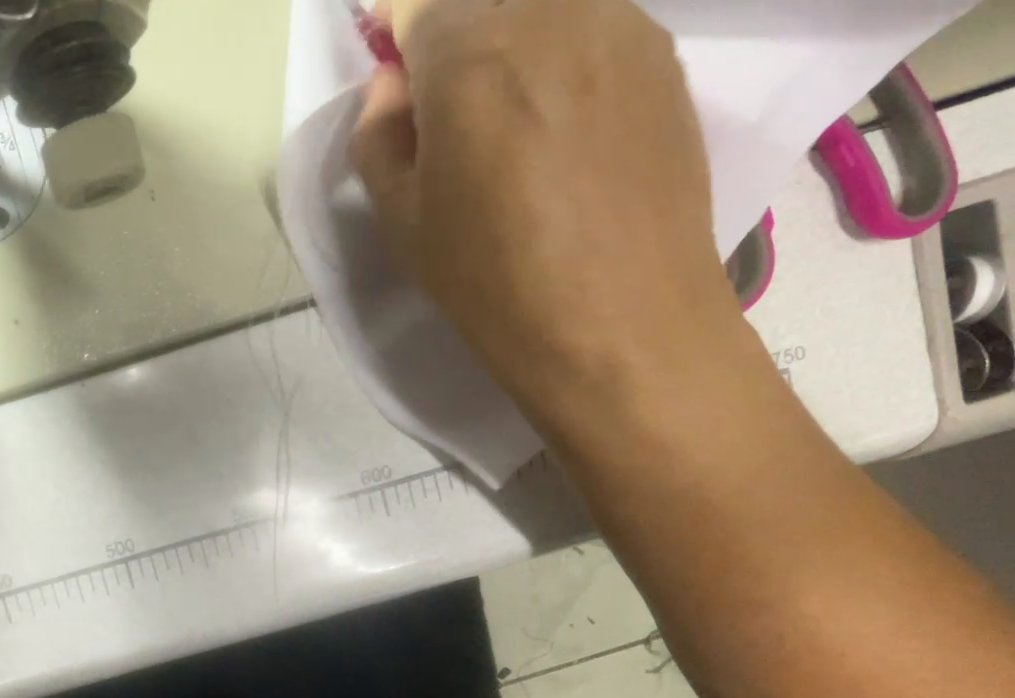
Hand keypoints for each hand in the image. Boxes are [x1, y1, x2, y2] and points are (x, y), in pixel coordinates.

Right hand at [352, 0, 743, 414]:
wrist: (620, 322)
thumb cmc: (491, 278)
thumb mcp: (401, 218)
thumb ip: (379, 133)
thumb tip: (394, 84)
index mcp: (470, 50)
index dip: (393, 28)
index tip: (394, 77)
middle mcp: (550, 11)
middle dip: (450, 38)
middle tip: (444, 111)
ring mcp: (619, 25)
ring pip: (540, 8)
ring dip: (508, 45)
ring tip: (507, 124)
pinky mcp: (663, 56)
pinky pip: (591, 28)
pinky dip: (560, 57)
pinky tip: (561, 129)